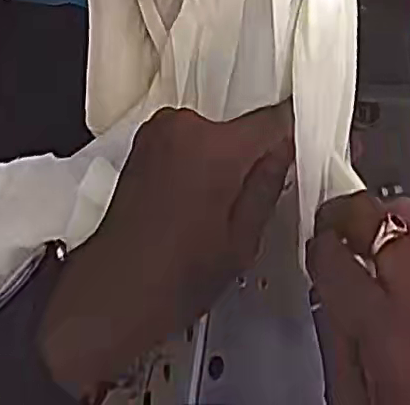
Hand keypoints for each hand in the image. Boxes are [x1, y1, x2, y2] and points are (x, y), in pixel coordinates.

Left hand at [38, 103, 294, 394]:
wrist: (109, 291)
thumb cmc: (172, 277)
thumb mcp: (241, 242)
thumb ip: (269, 185)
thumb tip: (283, 151)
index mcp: (217, 149)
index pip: (273, 119)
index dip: (292, 132)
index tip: (300, 143)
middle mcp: (187, 127)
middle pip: (241, 128)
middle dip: (252, 155)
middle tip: (249, 197)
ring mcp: (162, 128)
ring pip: (215, 133)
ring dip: (222, 157)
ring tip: (212, 205)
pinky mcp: (146, 137)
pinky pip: (189, 136)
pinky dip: (197, 157)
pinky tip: (191, 198)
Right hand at [308, 193, 409, 404]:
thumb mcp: (354, 399)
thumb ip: (338, 337)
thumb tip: (330, 290)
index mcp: (389, 330)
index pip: (337, 256)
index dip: (319, 245)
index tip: (317, 246)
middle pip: (381, 216)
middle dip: (350, 215)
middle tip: (335, 223)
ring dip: (389, 229)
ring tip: (372, 243)